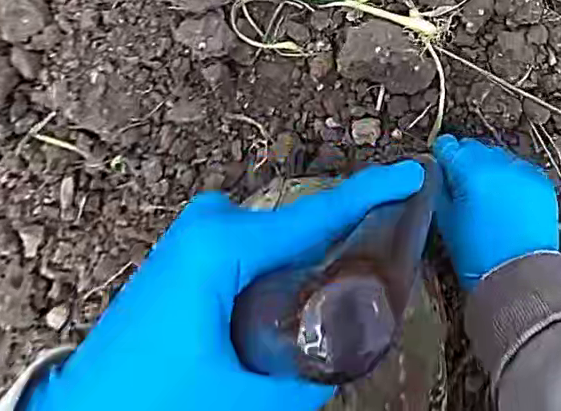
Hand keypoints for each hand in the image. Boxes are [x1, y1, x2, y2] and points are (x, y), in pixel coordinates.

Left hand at [23, 161, 423, 410]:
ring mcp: (200, 229)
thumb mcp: (232, 402)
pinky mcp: (193, 246)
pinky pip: (260, 243)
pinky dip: (289, 258)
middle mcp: (213, 221)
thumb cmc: (147, 405)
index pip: (316, 215)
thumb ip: (300, 386)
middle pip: (302, 222)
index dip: (372, 192)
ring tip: (351, 271)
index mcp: (222, 244)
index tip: (413, 173)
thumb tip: (346, 369)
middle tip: (390, 239)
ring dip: (317, 250)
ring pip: (282, 234)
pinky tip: (306, 281)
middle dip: (348, 230)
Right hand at [432, 135, 559, 290]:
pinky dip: (514, 181)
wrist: (520, 278)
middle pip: (476, 149)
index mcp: (471, 171)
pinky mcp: (541, 181)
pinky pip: (521, 172)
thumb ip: (441, 190)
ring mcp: (523, 170)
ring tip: (490, 197)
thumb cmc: (476, 256)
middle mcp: (499, 163)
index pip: (450, 146)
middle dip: (468, 163)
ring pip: (500, 158)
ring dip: (492, 171)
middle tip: (466, 186)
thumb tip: (439, 171)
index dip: (444, 154)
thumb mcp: (448, 222)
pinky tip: (510, 203)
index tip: (443, 163)